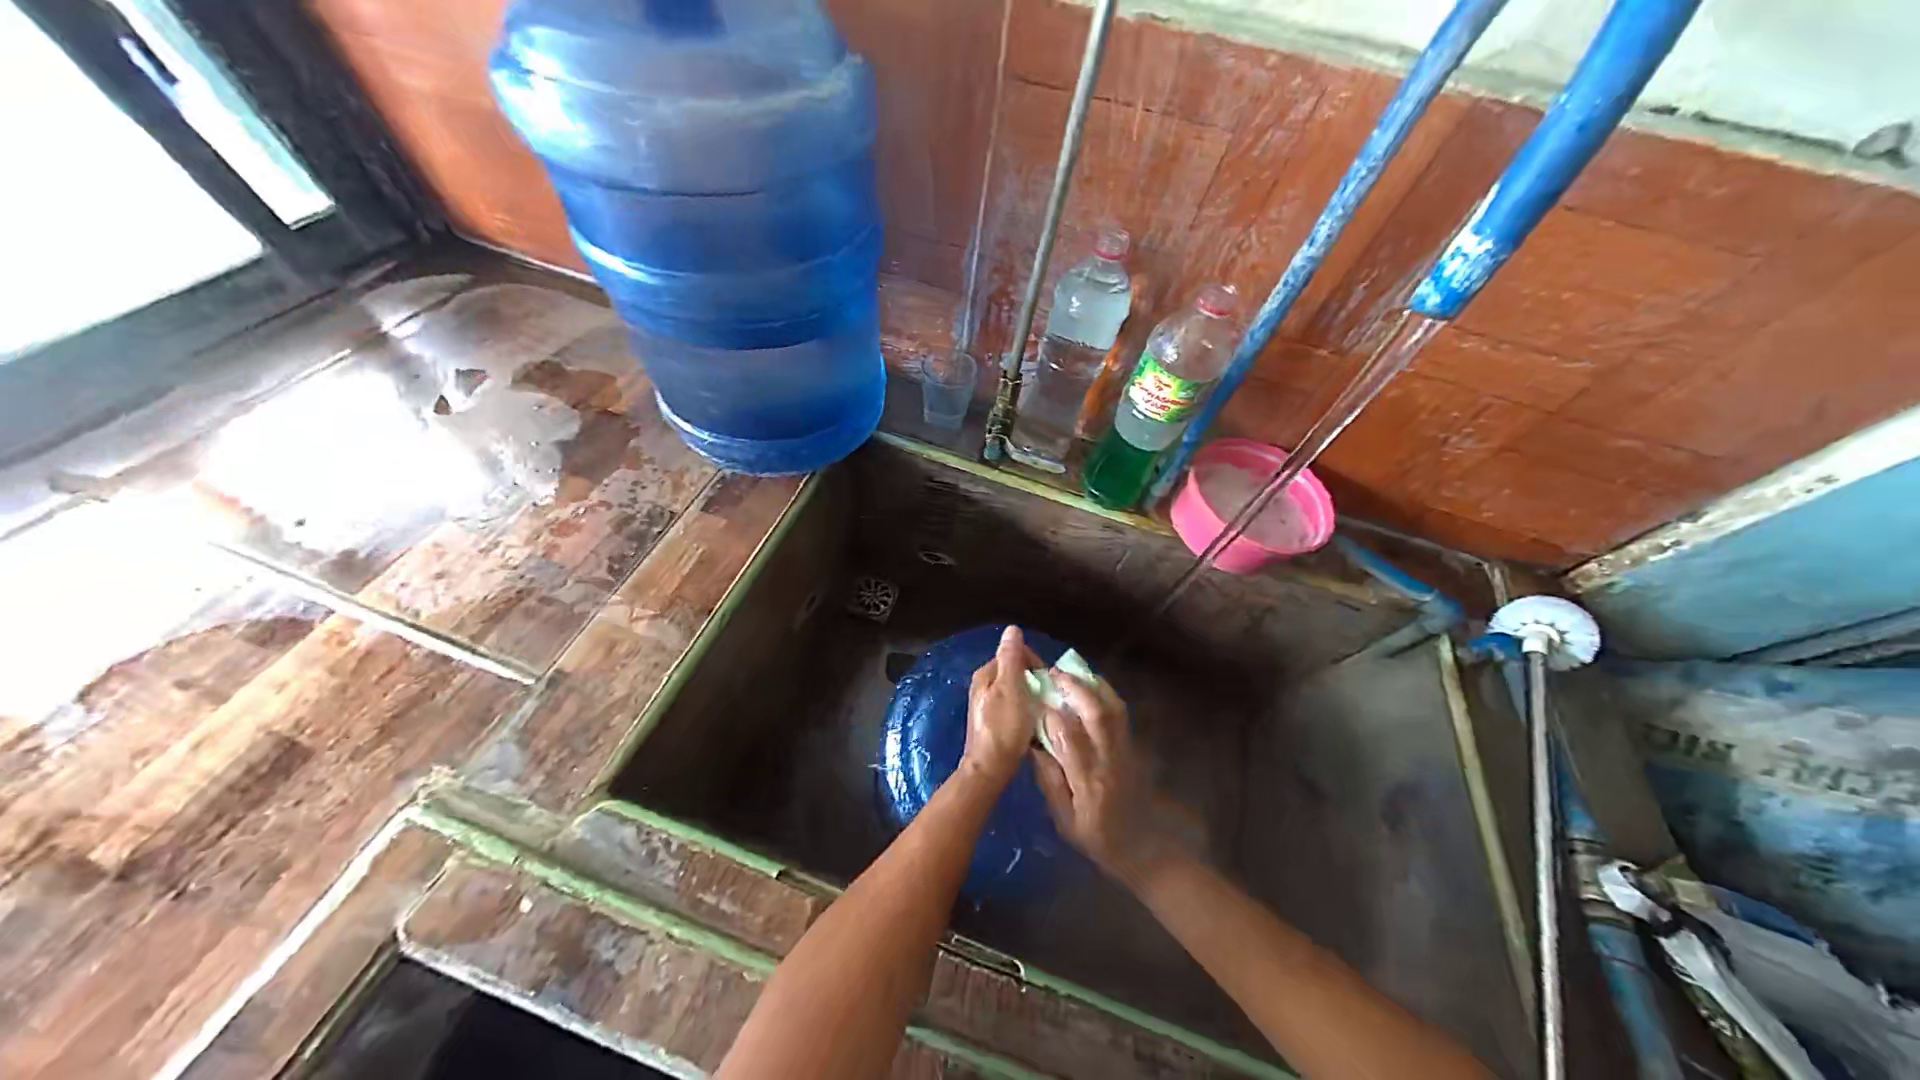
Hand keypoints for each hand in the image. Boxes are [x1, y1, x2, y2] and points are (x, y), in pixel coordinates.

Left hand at [961, 625, 1044, 783]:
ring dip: (1031, 696)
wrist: (990, 768)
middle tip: (1048, 697)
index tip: (1048, 681)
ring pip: (1016, 690)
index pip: (1014, 654)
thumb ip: (1011, 658)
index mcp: (986, 674)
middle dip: (1033, 680)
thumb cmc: (1004, 727)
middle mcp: (983, 686)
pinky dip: (1025, 710)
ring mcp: (986, 705)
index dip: (1034, 664)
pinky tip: (1033, 722)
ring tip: (1043, 709)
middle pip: (1015, 672)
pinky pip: (1013, 707)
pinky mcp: (992, 722)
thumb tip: (1012, 629)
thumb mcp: (1011, 688)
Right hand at [1031, 674, 1198, 884]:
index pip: (1069, 739)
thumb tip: (1035, 746)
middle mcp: (1111, 761)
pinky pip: (1121, 714)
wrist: (1146, 851)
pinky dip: (1106, 694)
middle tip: (1053, 674)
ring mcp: (1127, 752)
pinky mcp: (1134, 748)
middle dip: (1074, 689)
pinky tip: (1090, 686)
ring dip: (1092, 686)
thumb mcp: (1065, 820)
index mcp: (1089, 783)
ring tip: (1071, 674)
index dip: (1050, 715)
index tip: (1034, 700)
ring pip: (1113, 709)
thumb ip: (1050, 782)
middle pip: (1097, 715)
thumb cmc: (1099, 841)